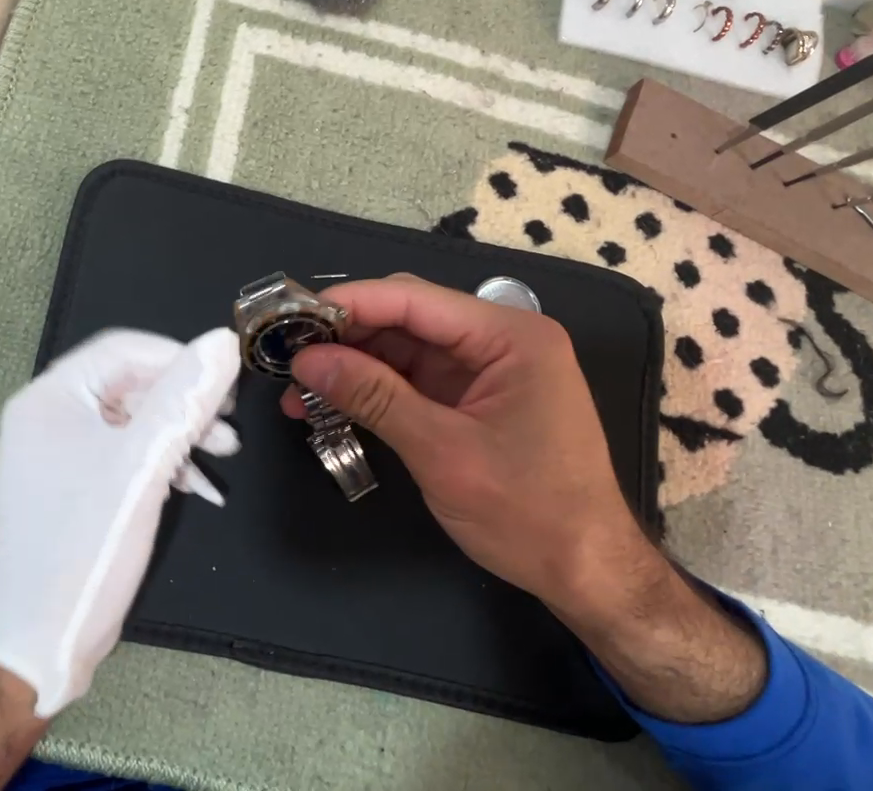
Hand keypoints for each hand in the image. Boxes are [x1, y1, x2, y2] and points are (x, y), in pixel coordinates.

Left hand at [0, 327, 240, 717]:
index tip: (228, 382)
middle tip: (230, 424)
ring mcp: (57, 450)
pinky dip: (160, 460)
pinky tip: (197, 484)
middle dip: (183, 401)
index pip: (122, 349)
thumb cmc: (87, 544)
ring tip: (225, 452)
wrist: (41, 639)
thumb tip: (221, 340)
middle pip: (129, 383)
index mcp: (50, 396)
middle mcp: (47, 414)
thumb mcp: (143, 464)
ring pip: (131, 419)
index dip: (179, 358)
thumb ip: (184, 398)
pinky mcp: (71, 482)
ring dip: (178, 431)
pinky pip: (122, 452)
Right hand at [281, 274, 646, 614]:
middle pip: (405, 317)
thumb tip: (305, 360)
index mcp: (509, 336)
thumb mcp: (443, 452)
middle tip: (285, 355)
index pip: (413, 298)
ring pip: (401, 348)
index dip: (348, 303)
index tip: (290, 317)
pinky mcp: (471, 398)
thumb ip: (373, 397)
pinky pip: (411, 379)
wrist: (588, 574)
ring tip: (295, 389)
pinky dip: (370, 390)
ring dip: (350, 365)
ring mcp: (485, 370)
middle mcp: (498, 340)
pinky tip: (329, 404)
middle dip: (344, 335)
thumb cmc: (529, 513)